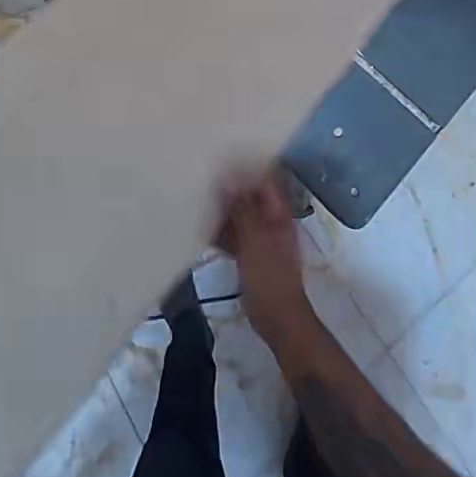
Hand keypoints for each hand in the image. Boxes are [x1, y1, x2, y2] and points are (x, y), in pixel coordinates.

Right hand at [216, 169, 315, 348]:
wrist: (277, 319)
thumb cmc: (270, 278)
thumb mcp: (254, 241)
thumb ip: (242, 211)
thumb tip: (230, 180)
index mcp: (279, 215)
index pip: (265, 182)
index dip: (248, 169)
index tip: (224, 157)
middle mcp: (271, 222)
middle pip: (251, 198)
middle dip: (231, 190)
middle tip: (203, 177)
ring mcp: (261, 240)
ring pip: (240, 218)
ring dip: (223, 211)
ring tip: (197, 199)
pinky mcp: (250, 256)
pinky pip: (235, 238)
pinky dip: (221, 233)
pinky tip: (201, 229)